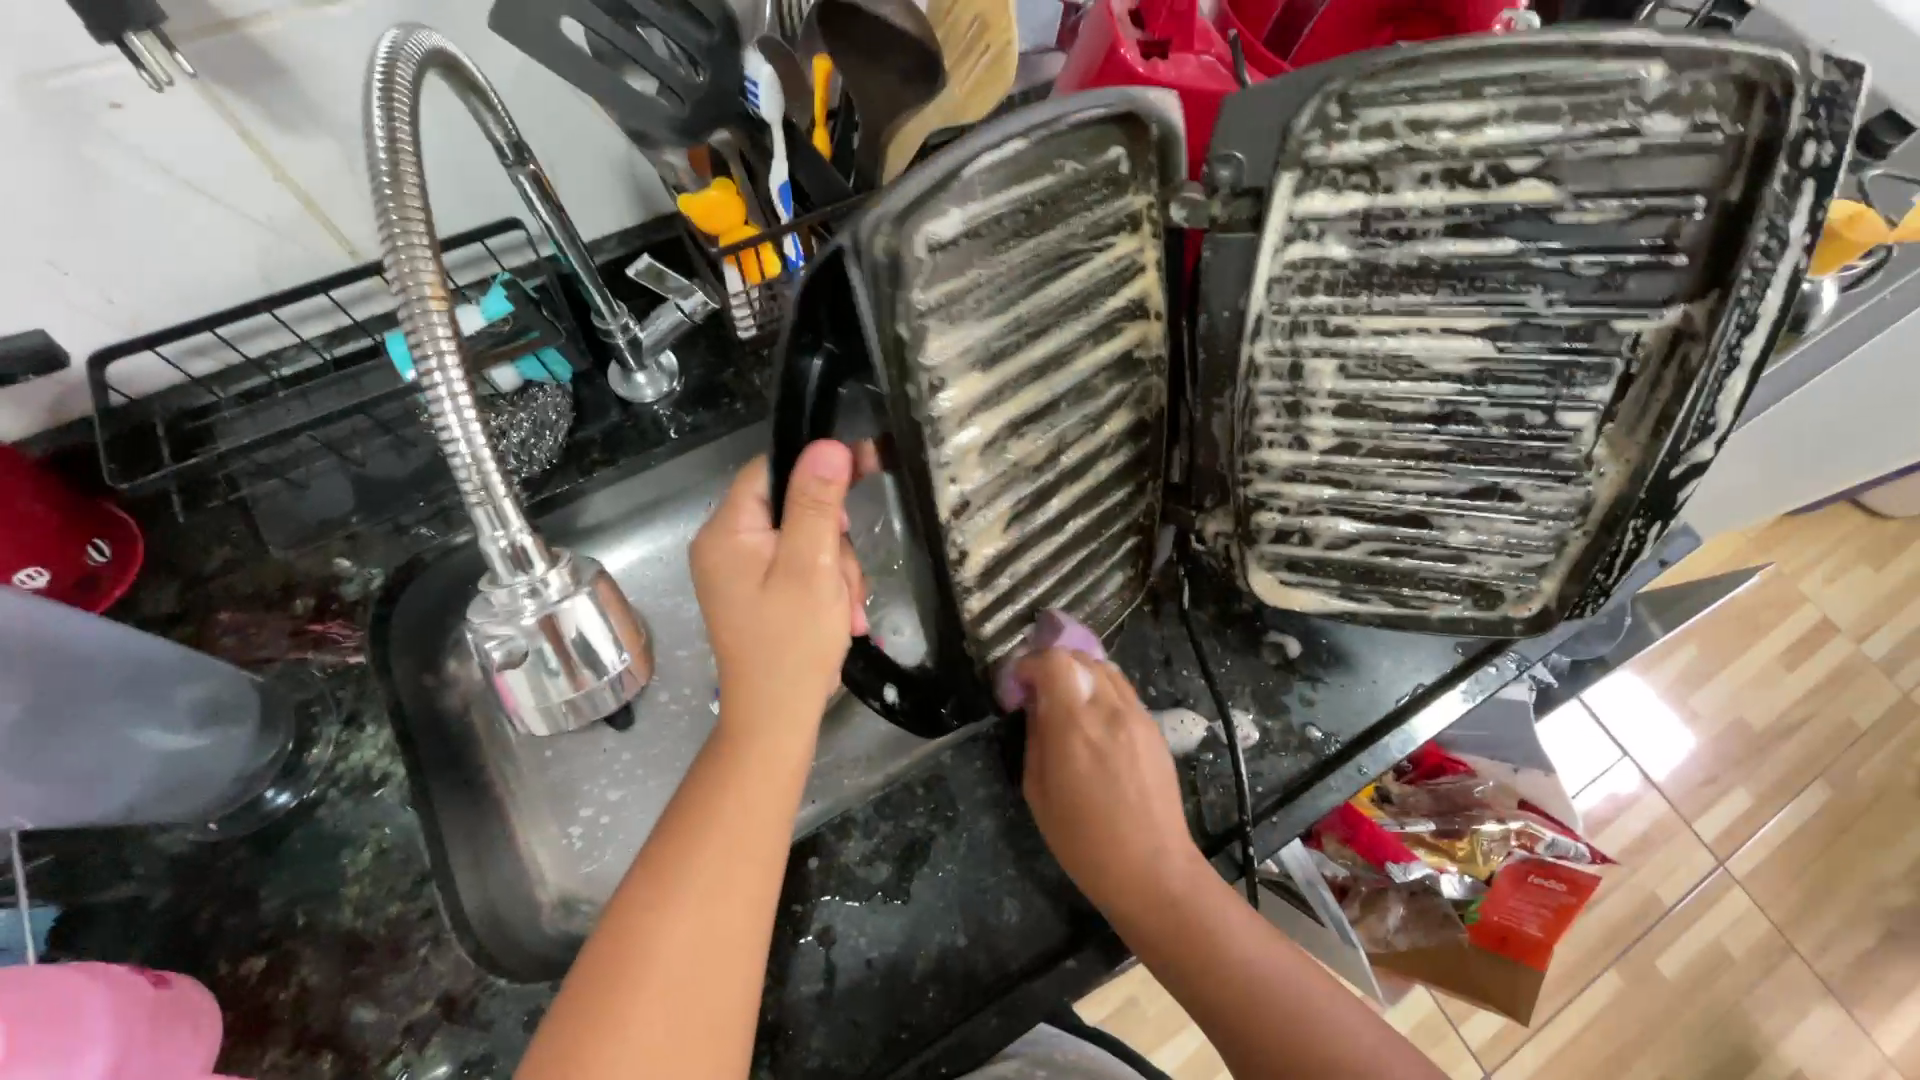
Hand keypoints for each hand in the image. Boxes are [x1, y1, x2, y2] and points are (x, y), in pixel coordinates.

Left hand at [690, 442, 867, 735]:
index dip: (819, 465)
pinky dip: (826, 588)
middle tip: (847, 578)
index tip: (865, 469)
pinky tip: (840, 618)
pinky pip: (800, 569)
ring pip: (806, 541)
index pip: (772, 469)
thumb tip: (826, 445)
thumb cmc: (792, 644)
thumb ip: (817, 504)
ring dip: (836, 570)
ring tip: (844, 610)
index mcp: (726, 532)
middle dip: (834, 541)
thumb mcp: (812, 567)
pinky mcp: (757, 593)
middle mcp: (726, 546)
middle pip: (793, 508)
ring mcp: (741, 572)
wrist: (776, 719)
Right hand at [1019, 651, 1207, 918]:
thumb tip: (1034, 705)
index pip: (1054, 661)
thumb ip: (1035, 737)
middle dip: (1052, 666)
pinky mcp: (1154, 728)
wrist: (1152, 869)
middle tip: (1037, 694)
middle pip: (1080, 656)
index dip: (1029, 664)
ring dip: (1079, 674)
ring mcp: (1138, 716)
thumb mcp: (1038, 792)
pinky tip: (1094, 723)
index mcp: (1075, 726)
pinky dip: (1101, 691)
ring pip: (1105, 668)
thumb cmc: (1083, 841)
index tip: (1017, 687)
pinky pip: (1123, 691)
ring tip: (1067, 704)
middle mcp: (1110, 710)